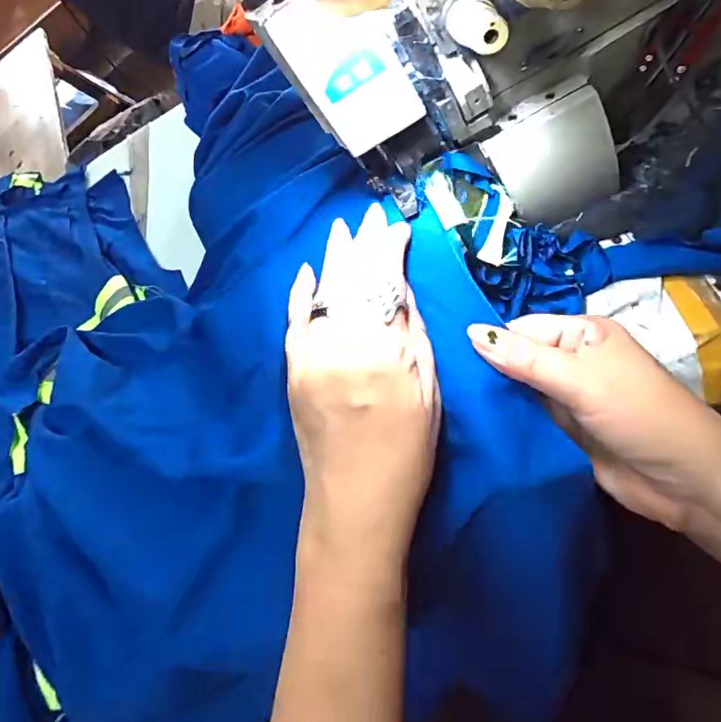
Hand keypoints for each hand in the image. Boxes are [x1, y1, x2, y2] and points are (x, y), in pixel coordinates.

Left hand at [285, 205, 440, 559]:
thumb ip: (414, 336)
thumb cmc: (406, 457)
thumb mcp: (428, 393)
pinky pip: (294, 322)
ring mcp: (308, 357)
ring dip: (334, 257)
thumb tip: (402, 291)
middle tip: (370, 213)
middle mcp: (339, 345)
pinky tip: (308, 271)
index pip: (385, 283)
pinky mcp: (292, 372)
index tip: (398, 226)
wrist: (352, 508)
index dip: (391, 251)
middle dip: (363, 243)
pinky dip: (300, 294)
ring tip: (342, 227)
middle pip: (352, 281)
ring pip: (323, 293)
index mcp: (380, 351)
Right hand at [467, 314, 720, 534]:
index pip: (523, 328)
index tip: (447, 356)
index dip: (490, 340)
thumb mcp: (580, 380)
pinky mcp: (567, 431)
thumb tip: (471, 332)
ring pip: (522, 389)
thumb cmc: (637, 414)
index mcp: (582, 333)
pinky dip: (510, 421)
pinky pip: (531, 418)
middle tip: (440, 381)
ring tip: (448, 401)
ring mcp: (570, 396)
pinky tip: (476, 425)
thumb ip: (525, 359)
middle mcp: (573, 359)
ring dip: (496, 397)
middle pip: (520, 357)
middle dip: (489, 369)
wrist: (686, 481)